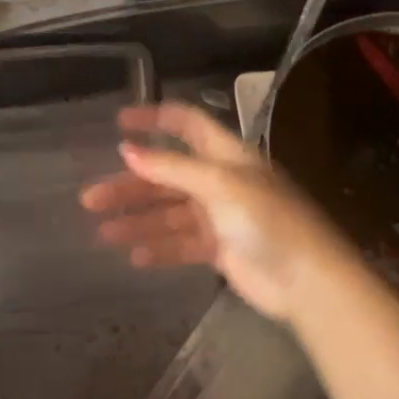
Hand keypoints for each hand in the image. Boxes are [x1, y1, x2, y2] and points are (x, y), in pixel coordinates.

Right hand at [79, 102, 358, 320]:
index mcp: (226, 154)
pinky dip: (158, 247)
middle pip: (167, 174)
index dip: (154, 119)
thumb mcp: (219, 185)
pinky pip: (181, 244)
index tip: (118, 123)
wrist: (308, 280)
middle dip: (130, 184)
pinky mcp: (220, 249)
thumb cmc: (267, 220)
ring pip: (169, 212)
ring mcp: (220, 215)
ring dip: (137, 220)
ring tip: (103, 233)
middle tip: (91, 199)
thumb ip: (171, 168)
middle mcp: (221, 179)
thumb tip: (127, 150)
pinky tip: (134, 255)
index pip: (186, 124)